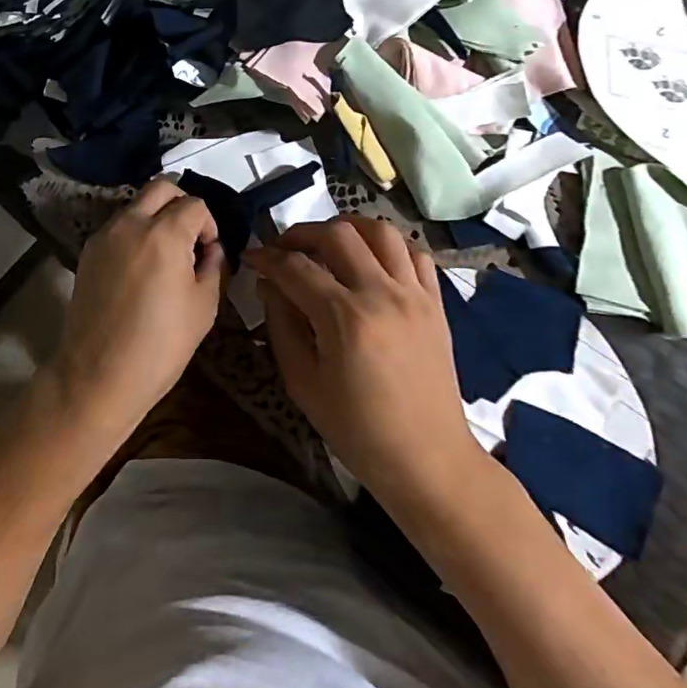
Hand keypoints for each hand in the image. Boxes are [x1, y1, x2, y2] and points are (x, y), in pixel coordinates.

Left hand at [48, 177, 225, 434]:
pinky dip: (133, 232)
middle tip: (190, 237)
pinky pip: (116, 227)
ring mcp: (102, 236)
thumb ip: (212, 266)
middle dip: (181, 203)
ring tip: (166, 255)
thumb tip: (210, 249)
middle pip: (160, 187)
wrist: (99, 372)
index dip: (209, 224)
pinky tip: (142, 267)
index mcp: (162, 234)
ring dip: (155, 216)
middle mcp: (128, 224)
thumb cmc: (160, 345)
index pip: (194, 204)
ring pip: (134, 205)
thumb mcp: (203, 306)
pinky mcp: (86, 251)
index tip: (210, 251)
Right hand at [244, 216, 487, 509]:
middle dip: (301, 234)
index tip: (250, 258)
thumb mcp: (301, 379)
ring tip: (326, 246)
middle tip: (283, 249)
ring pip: (381, 232)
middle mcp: (383, 295)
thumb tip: (269, 285)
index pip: (295, 267)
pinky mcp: (436, 304)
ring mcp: (415, 296)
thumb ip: (281, 323)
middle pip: (338, 234)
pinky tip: (367, 263)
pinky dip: (386, 247)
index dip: (265, 257)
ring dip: (347, 229)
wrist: (427, 457)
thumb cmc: (354, 426)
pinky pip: (414, 254)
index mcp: (344, 318)